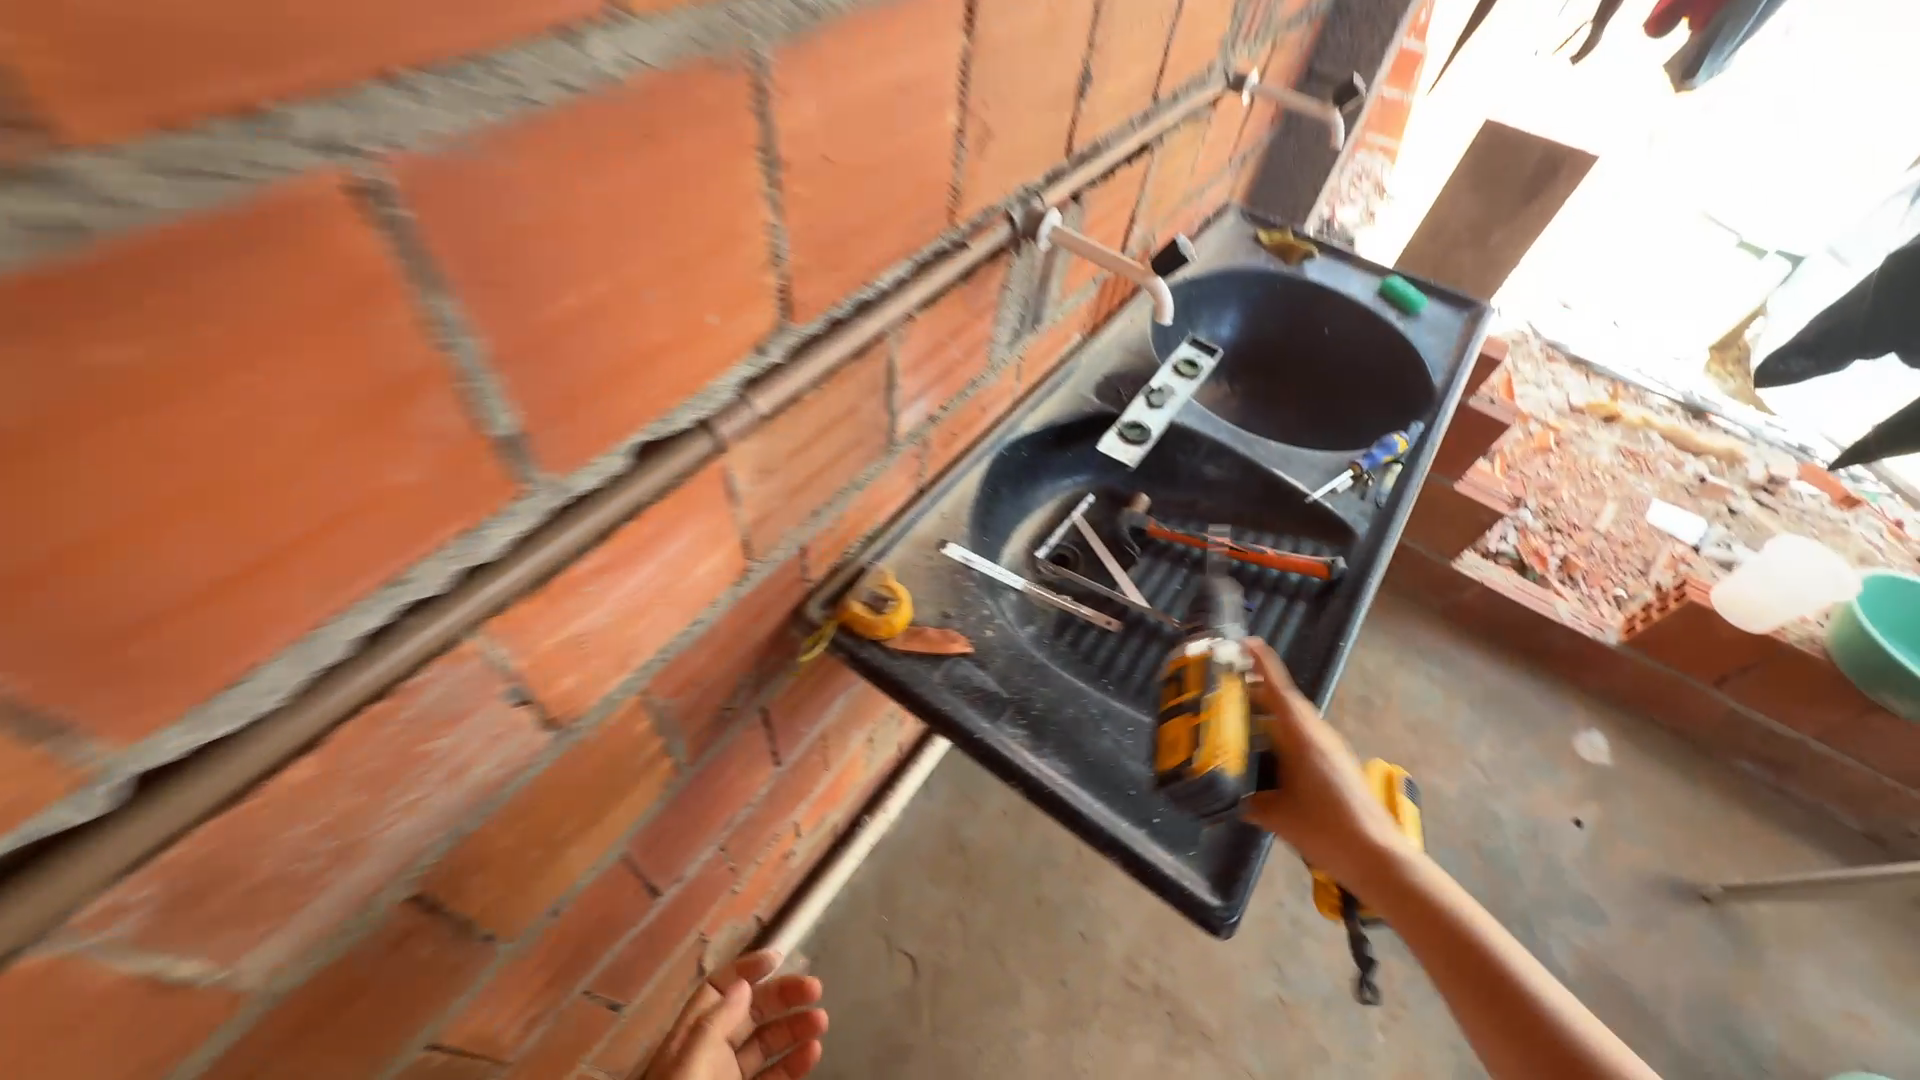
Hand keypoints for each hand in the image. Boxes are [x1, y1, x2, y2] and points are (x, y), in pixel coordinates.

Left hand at [643, 948, 827, 1079]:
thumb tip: (742, 985)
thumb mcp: (689, 1069)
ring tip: (821, 1021)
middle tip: (815, 989)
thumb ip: (713, 1027)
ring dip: (795, 1027)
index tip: (779, 958)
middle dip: (782, 995)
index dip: (746, 969)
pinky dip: (795, 1063)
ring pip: (767, 1043)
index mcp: (690, 1038)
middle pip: (750, 1011)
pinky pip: (774, 1077)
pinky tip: (813, 1053)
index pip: (717, 989)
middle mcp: (711, 1053)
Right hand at [1238, 639, 1414, 887]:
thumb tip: (1221, 798)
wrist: (1376, 856)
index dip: (1261, 664)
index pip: (1278, 690)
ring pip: (1292, 721)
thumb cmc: (1325, 829)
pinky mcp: (1334, 766)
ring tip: (1237, 717)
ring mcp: (1329, 750)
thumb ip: (1246, 801)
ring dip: (1268, 714)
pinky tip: (1262, 753)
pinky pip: (1300, 738)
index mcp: (1302, 736)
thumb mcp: (1275, 816)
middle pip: (1284, 702)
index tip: (1244, 642)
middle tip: (1224, 687)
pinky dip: (1279, 735)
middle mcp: (1317, 735)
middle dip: (1256, 691)